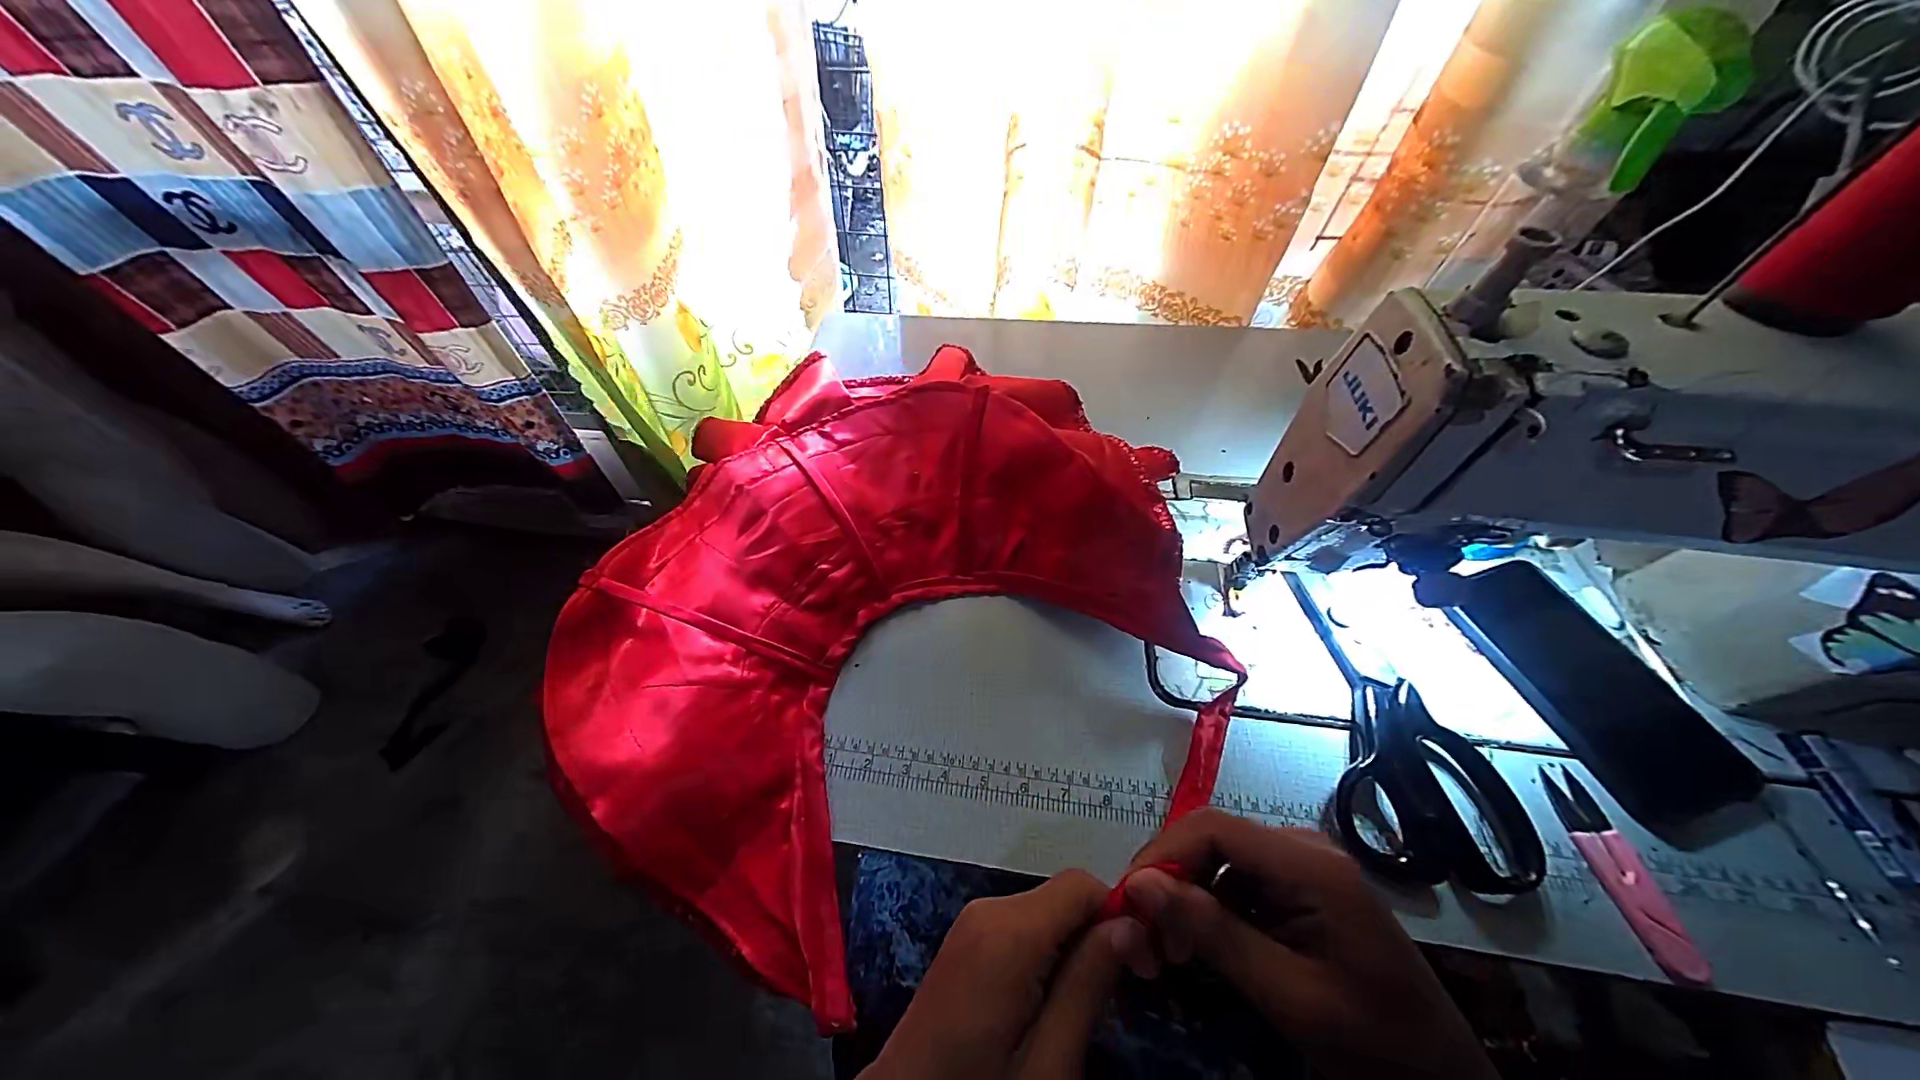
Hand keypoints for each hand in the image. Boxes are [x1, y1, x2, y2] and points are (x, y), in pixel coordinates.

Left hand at [861, 869, 1148, 1079]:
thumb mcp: (1048, 1059)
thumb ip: (1088, 984)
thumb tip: (1129, 925)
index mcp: (1009, 932)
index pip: (1082, 884)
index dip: (1121, 914)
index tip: (1146, 967)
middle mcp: (988, 910)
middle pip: (1064, 897)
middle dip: (1099, 933)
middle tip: (1120, 996)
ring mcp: (971, 922)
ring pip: (1046, 911)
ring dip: (1074, 946)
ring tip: (1082, 1008)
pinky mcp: (965, 939)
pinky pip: (1022, 926)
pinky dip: (1047, 951)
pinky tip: (1048, 1001)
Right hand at [1124, 810, 1496, 1079]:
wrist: (1438, 1073)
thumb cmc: (1373, 1040)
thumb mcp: (1290, 996)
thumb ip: (1215, 935)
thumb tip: (1142, 884)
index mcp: (1310, 865)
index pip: (1212, 828)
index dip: (1162, 854)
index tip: (1130, 902)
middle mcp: (1304, 848)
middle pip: (1211, 838)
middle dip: (1169, 879)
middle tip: (1147, 938)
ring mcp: (1303, 863)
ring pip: (1217, 857)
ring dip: (1185, 895)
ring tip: (1170, 949)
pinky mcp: (1299, 883)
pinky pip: (1236, 877)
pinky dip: (1208, 905)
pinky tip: (1202, 942)